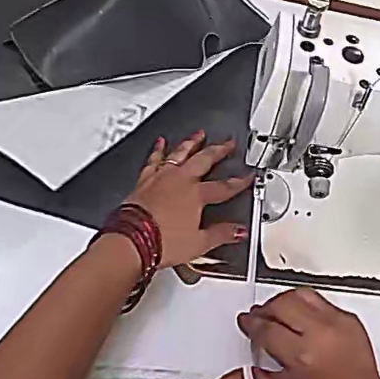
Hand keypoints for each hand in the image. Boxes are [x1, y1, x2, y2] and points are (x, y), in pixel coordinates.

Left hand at [125, 132, 251, 267]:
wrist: (131, 241)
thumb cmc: (162, 242)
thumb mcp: (199, 243)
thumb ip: (221, 234)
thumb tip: (237, 232)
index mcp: (197, 195)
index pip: (224, 187)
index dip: (239, 182)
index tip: (247, 177)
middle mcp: (180, 181)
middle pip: (204, 160)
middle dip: (219, 151)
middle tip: (228, 144)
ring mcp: (161, 178)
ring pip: (180, 153)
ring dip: (191, 143)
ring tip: (198, 135)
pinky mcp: (145, 180)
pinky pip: (154, 159)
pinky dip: (158, 150)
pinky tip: (160, 143)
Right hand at [211, 288, 379, 378]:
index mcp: (301, 356)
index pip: (266, 328)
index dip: (251, 324)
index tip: (247, 323)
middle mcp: (320, 334)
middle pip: (282, 304)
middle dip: (266, 309)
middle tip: (259, 317)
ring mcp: (337, 323)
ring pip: (302, 294)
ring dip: (285, 301)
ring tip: (278, 312)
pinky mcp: (350, 319)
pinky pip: (322, 301)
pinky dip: (308, 305)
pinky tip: (302, 317)